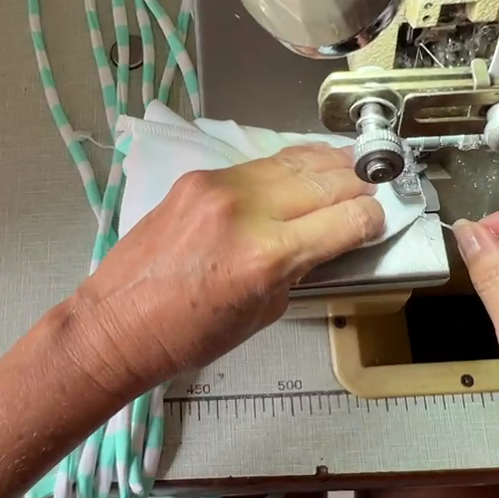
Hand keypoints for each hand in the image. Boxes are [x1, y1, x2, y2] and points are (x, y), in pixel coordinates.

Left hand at [62, 146, 384, 396]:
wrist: (119, 321)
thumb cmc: (189, 335)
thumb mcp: (264, 313)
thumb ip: (298, 268)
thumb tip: (324, 239)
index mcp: (268, 256)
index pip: (346, 219)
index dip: (372, 218)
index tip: (379, 218)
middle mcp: (247, 211)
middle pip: (325, 180)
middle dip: (357, 181)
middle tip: (374, 182)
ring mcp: (219, 188)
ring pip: (292, 161)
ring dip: (326, 163)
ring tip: (348, 164)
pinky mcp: (198, 179)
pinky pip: (256, 165)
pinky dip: (285, 166)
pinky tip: (301, 167)